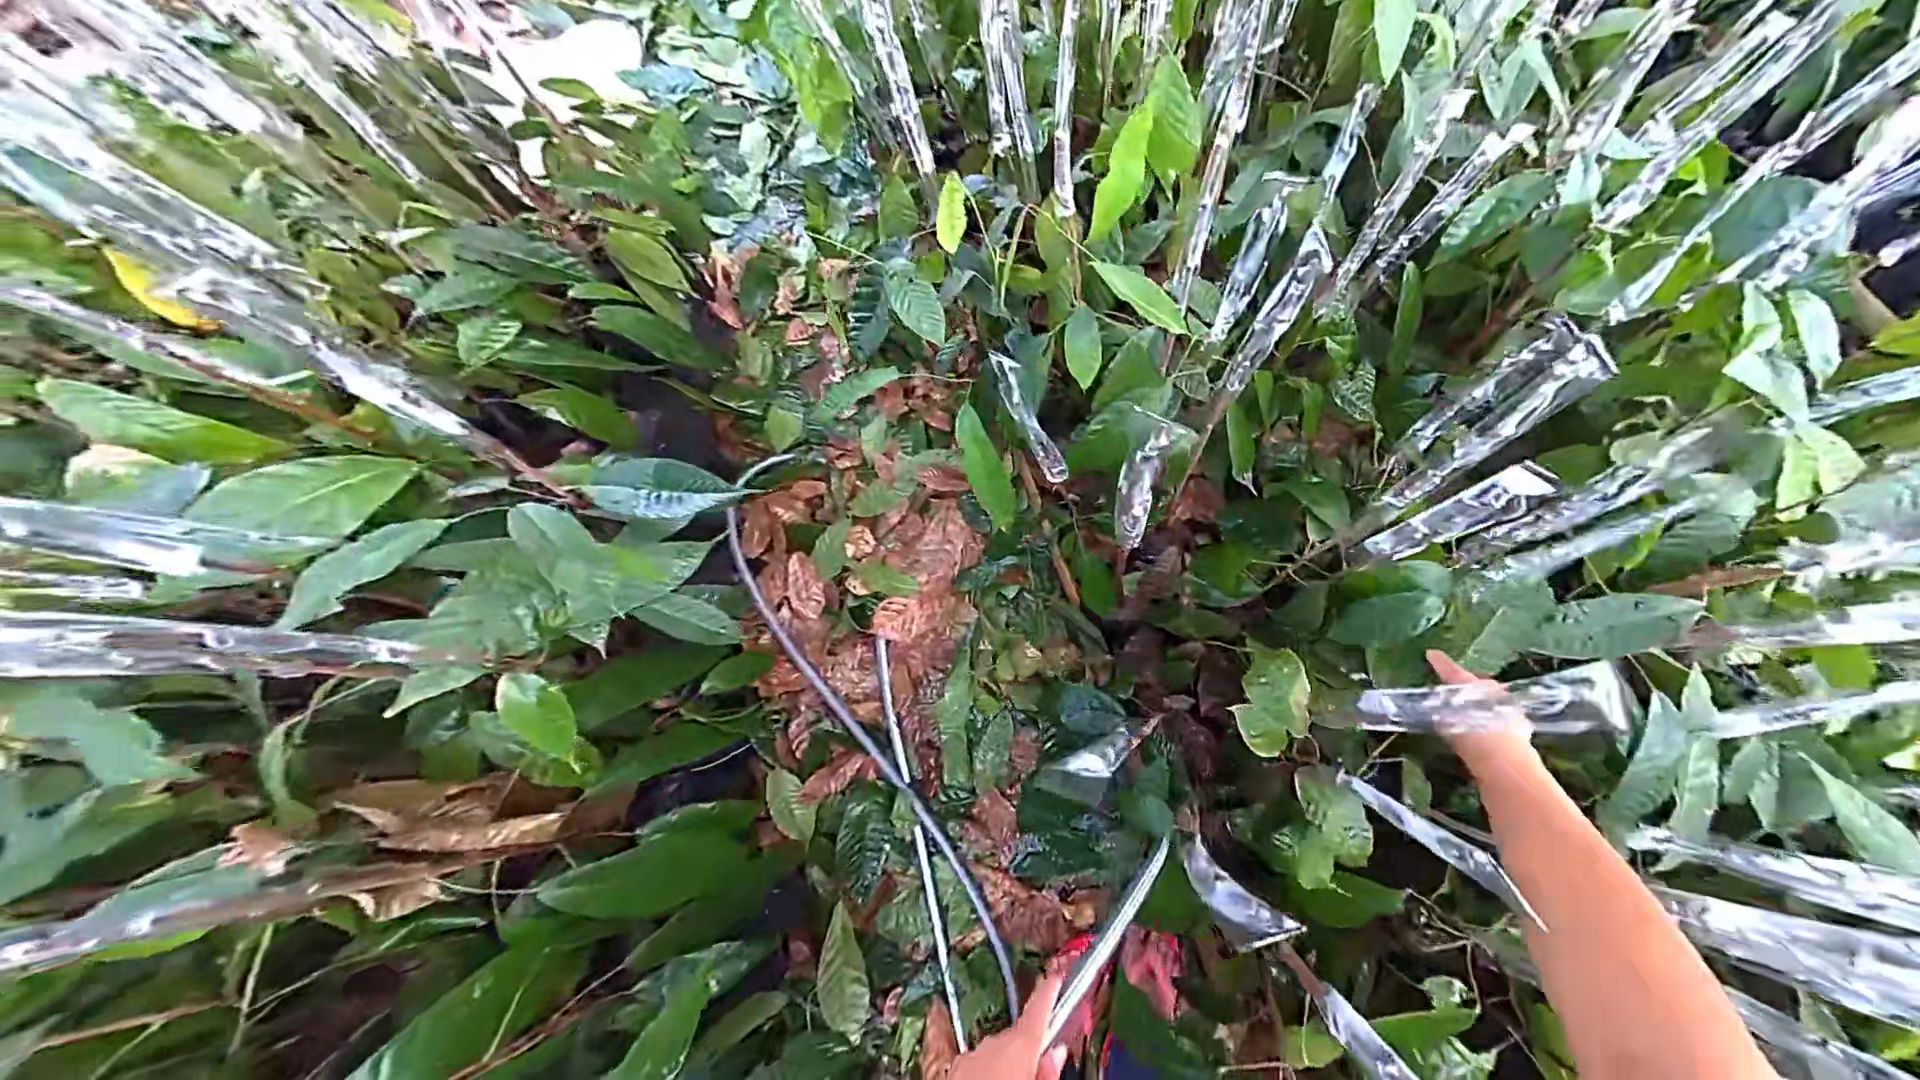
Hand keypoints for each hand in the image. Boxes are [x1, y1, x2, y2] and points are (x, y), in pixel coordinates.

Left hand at [948, 973, 1068, 1079]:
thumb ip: (1047, 1074)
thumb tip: (1056, 1052)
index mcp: (1018, 1047)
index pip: (1037, 1010)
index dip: (1047, 991)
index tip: (1054, 974)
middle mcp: (992, 1043)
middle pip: (1018, 1037)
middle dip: (1029, 1049)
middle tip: (1039, 1067)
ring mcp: (970, 1056)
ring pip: (997, 1054)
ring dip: (1007, 1067)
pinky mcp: (953, 1070)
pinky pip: (979, 1066)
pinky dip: (988, 1075)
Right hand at [1426, 650, 1534, 770]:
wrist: (1504, 759)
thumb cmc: (1467, 735)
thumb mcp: (1444, 722)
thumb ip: (1439, 711)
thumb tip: (1436, 707)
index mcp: (1467, 684)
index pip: (1449, 669)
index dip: (1439, 662)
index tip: (1431, 654)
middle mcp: (1489, 688)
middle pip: (1477, 682)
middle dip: (1468, 685)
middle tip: (1456, 694)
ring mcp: (1508, 703)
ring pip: (1492, 697)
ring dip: (1483, 701)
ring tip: (1473, 713)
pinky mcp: (1522, 720)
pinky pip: (1503, 712)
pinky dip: (1495, 715)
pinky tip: (1489, 727)